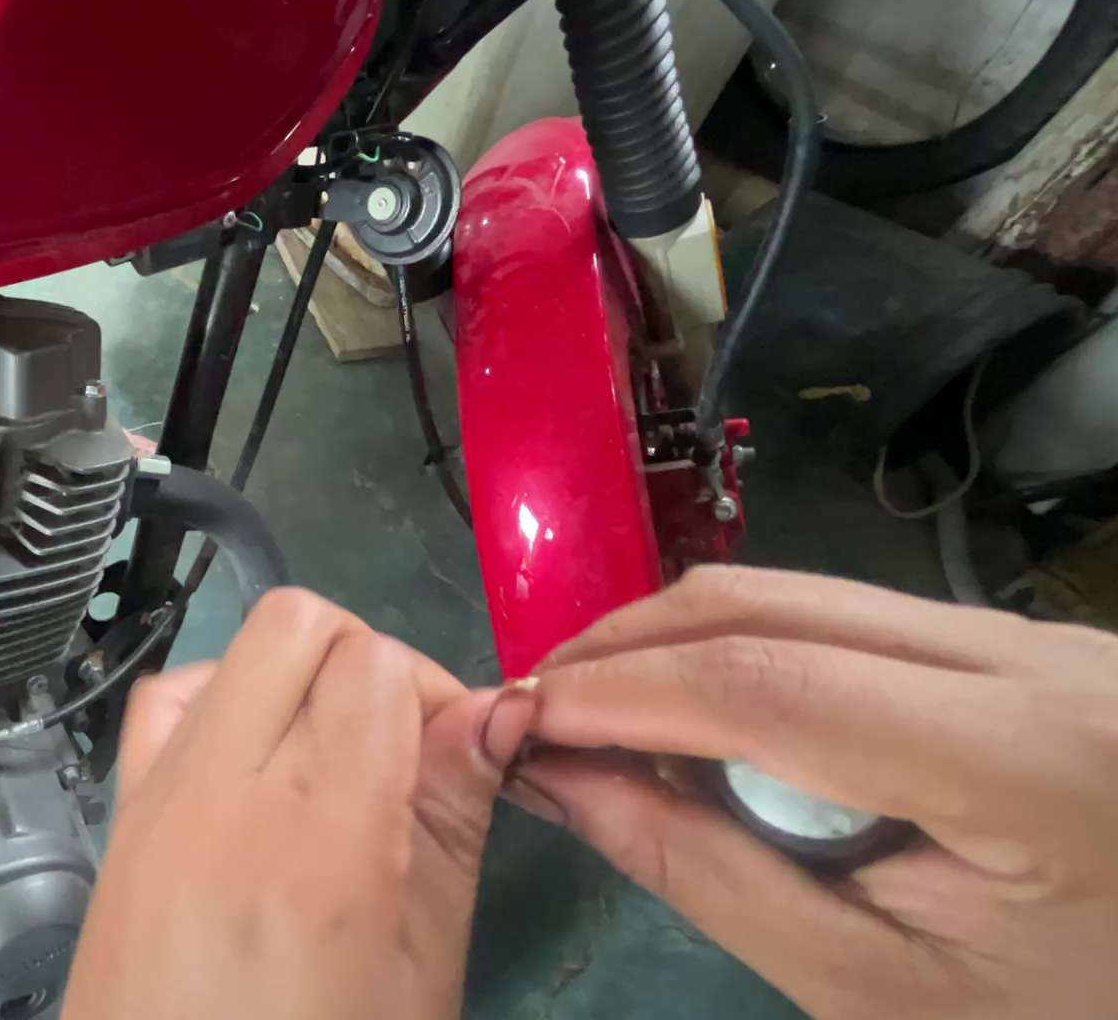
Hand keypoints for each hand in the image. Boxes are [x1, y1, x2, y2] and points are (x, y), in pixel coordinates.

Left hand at [63, 588, 537, 1019]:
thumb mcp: (417, 968)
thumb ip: (452, 819)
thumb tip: (497, 710)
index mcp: (313, 835)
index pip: (373, 664)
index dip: (430, 689)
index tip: (453, 747)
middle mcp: (221, 783)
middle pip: (296, 622)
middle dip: (362, 657)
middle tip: (392, 742)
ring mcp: (158, 783)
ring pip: (238, 645)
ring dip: (298, 674)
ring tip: (326, 758)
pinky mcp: (124, 797)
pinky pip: (171, 694)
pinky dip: (224, 694)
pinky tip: (250, 757)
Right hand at [511, 565, 1117, 1018]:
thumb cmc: (1053, 1018)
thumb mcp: (868, 982)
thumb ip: (691, 864)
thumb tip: (547, 772)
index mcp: (1038, 760)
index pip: (763, 687)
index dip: (614, 693)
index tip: (517, 717)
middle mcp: (1035, 657)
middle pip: (753, 606)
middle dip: (617, 649)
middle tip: (540, 706)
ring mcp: (1020, 633)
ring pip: (775, 592)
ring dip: (659, 644)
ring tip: (601, 708)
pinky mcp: (996, 636)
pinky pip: (814, 610)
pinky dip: (719, 647)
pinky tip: (692, 707)